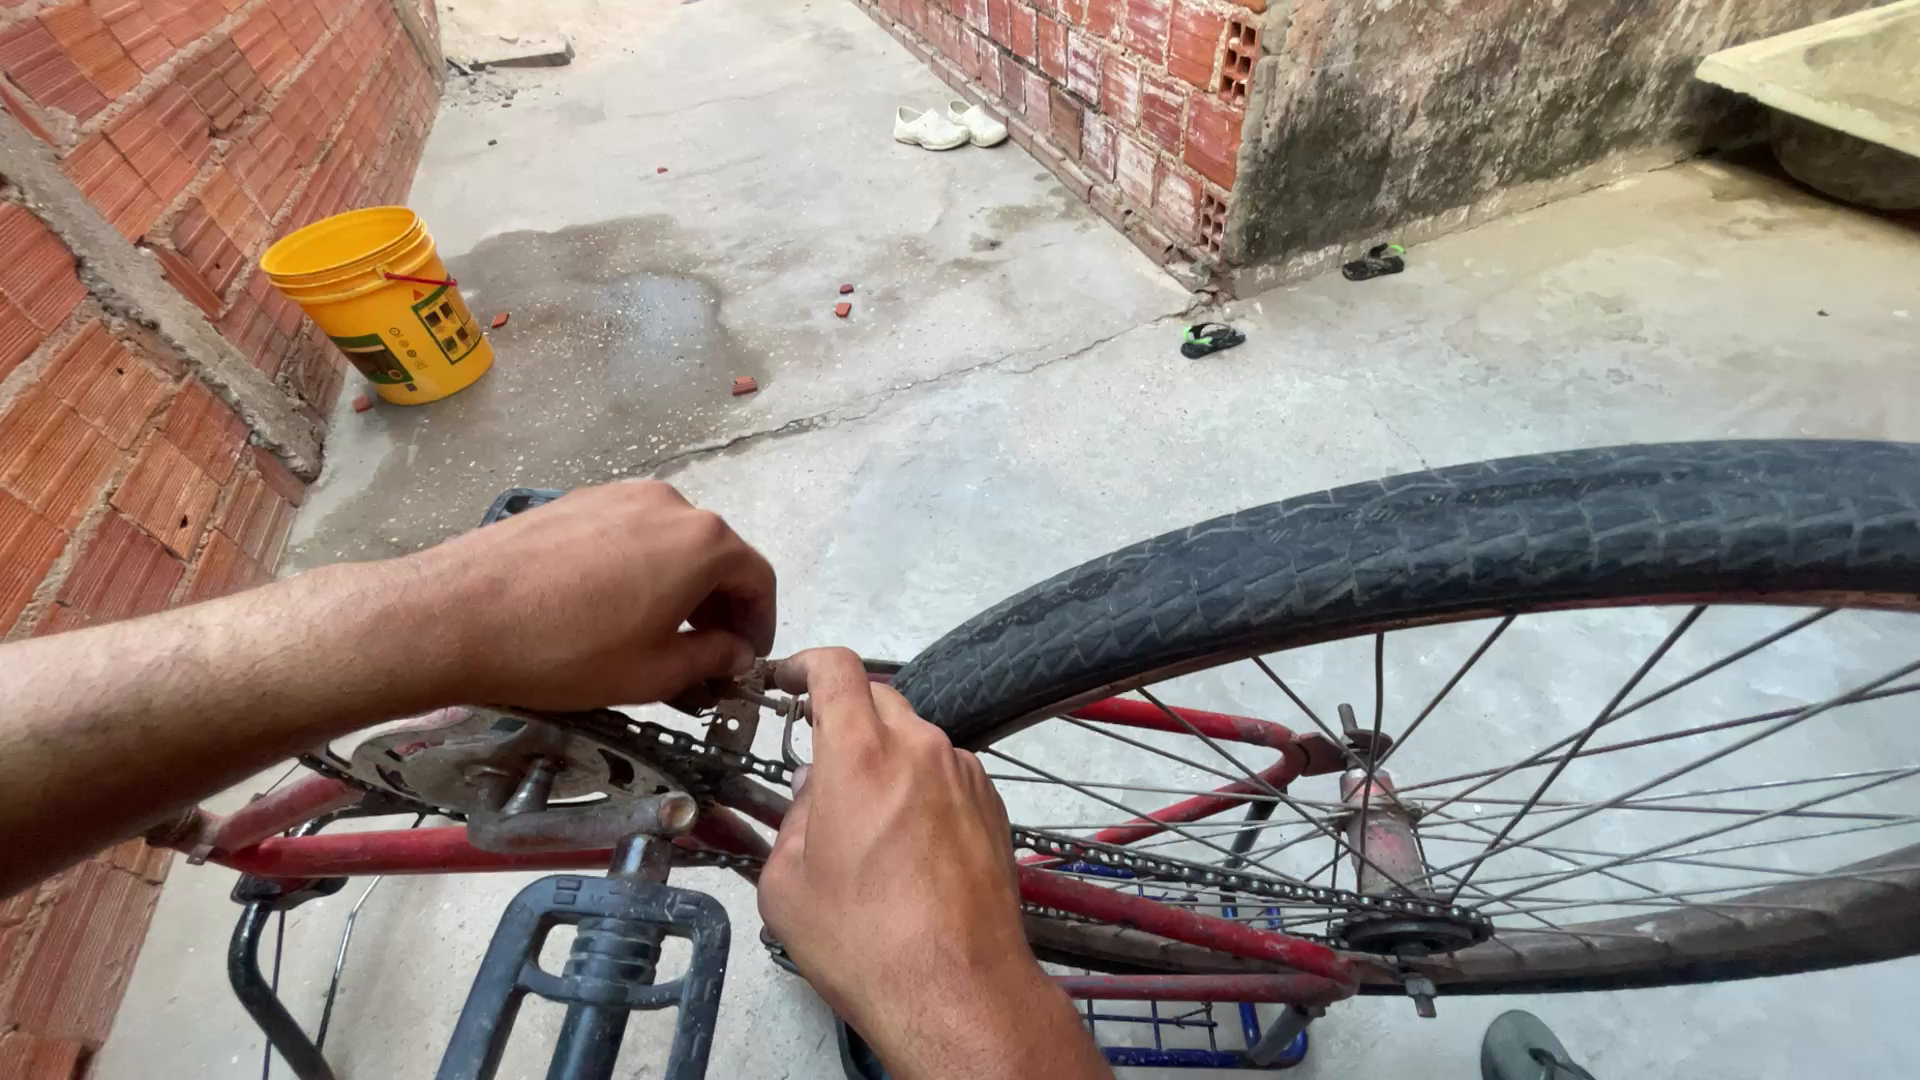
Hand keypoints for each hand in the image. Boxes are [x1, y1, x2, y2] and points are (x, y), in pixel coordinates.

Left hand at [401, 481, 775, 710]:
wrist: (451, 614)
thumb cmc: (567, 650)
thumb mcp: (654, 672)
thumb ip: (714, 659)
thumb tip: (737, 653)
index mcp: (705, 542)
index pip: (758, 579)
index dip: (761, 622)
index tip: (747, 657)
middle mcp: (673, 504)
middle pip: (719, 556)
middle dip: (722, 605)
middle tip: (707, 651)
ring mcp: (623, 494)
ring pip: (676, 543)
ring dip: (684, 585)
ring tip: (659, 628)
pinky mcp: (582, 498)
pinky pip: (635, 532)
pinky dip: (645, 565)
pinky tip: (615, 601)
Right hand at [757, 649, 1110, 1079]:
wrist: (959, 988)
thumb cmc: (865, 941)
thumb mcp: (788, 885)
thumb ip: (794, 818)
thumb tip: (814, 791)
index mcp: (861, 755)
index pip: (838, 670)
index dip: (808, 663)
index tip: (790, 676)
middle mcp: (919, 747)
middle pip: (877, 696)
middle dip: (845, 715)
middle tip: (824, 760)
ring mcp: (963, 770)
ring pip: (914, 735)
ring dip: (886, 753)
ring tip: (871, 816)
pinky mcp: (991, 799)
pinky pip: (946, 768)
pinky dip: (921, 781)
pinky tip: (913, 838)